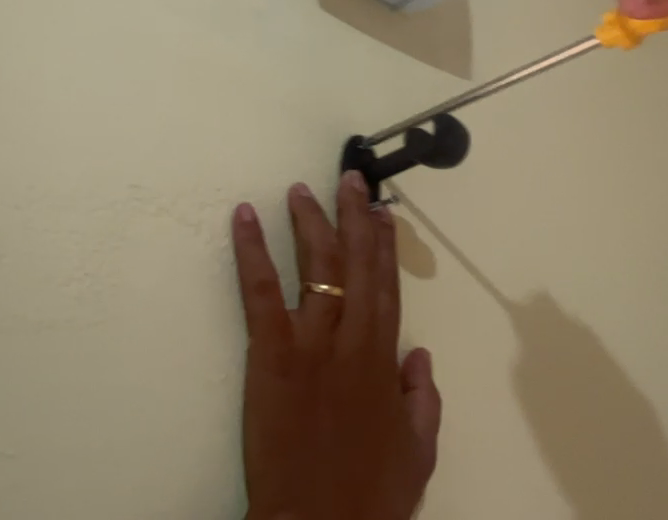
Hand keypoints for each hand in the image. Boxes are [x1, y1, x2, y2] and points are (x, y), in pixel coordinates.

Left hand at [233, 172, 440, 519]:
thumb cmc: (368, 497)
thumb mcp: (417, 454)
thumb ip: (422, 401)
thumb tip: (421, 355)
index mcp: (385, 362)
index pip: (388, 289)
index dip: (386, 246)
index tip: (383, 212)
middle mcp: (354, 342)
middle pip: (358, 266)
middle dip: (354, 217)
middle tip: (348, 178)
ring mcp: (313, 343)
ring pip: (319, 269)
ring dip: (311, 222)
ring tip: (300, 189)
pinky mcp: (272, 352)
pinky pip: (261, 291)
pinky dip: (252, 250)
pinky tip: (245, 216)